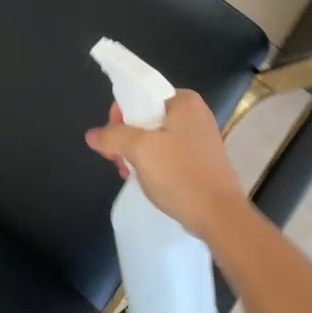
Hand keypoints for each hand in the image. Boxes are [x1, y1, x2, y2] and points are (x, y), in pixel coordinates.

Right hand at [84, 89, 252, 240]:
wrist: (219, 215)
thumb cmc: (180, 175)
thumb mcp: (139, 150)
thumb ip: (112, 136)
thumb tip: (92, 135)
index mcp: (184, 101)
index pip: (140, 96)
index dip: (119, 117)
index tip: (112, 141)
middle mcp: (195, 113)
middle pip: (145, 118)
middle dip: (127, 139)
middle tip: (120, 162)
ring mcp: (200, 137)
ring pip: (155, 137)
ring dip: (137, 154)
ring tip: (130, 174)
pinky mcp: (202, 159)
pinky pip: (168, 153)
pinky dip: (153, 163)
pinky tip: (147, 180)